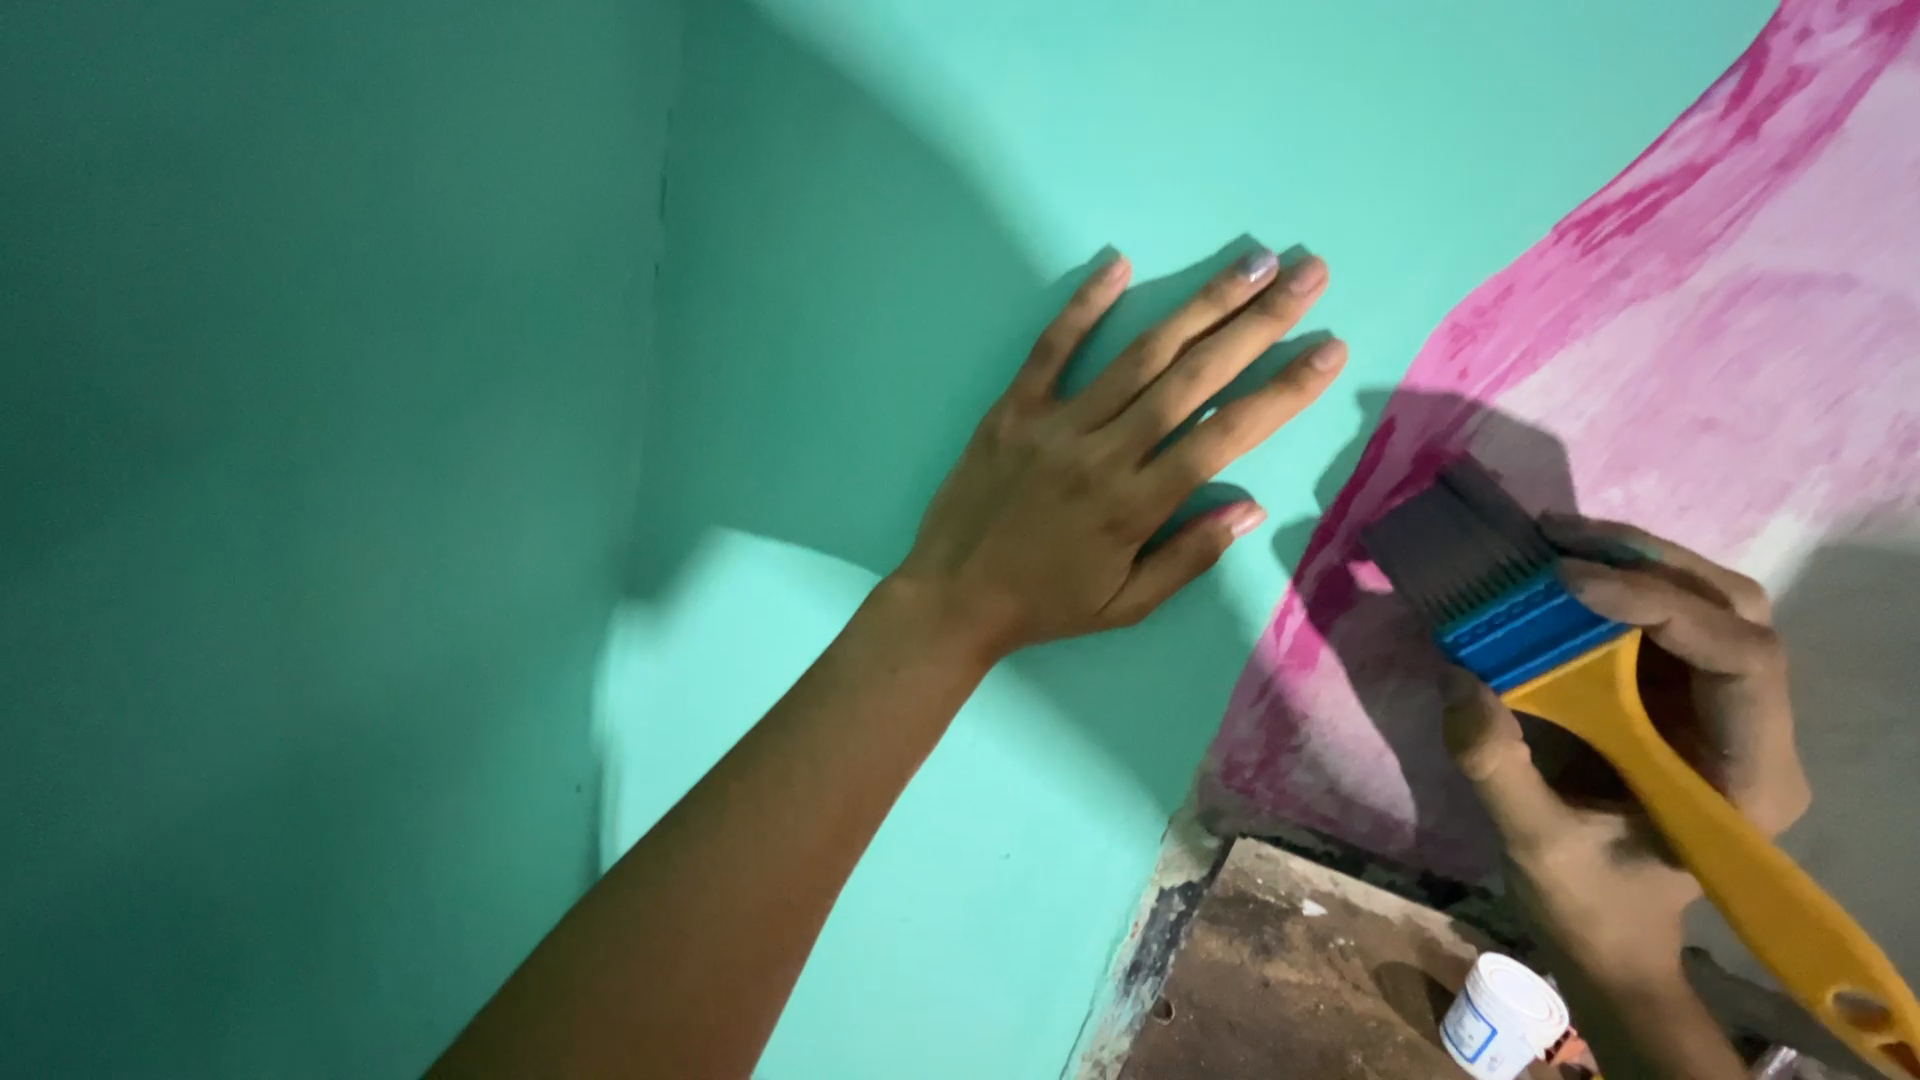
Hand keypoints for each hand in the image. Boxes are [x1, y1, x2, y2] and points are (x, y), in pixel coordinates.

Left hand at [889, 248, 1344, 659]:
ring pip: (1138, 355)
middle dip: (1258, 323)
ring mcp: (1054, 425)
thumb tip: (1250, 507)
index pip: (1226, 436)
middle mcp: (1104, 453)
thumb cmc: (1044, 605)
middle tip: (1308, 273)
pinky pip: (1050, 350)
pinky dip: (1084, 306)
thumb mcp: (1124, 606)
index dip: (1284, 389)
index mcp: (1136, 504)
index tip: (1330, 347)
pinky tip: (1119, 265)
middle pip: (1194, 378)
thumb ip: (1188, 558)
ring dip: (1199, 305)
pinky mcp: (1011, 411)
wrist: (952, 597)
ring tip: (1251, 263)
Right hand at [1444, 517, 1810, 975]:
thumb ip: (1495, 763)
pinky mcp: (1665, 698)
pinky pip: (1653, 621)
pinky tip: (1551, 570)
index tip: (1566, 581)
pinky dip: (1607, 585)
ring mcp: (1709, 707)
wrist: (1605, 931)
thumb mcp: (1533, 842)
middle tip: (1555, 539)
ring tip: (1549, 540)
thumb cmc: (1586, 901)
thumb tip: (1458, 674)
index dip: (1661, 607)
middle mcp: (1747, 727)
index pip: (1741, 660)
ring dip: (1630, 561)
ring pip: (1702, 604)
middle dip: (1648, 564)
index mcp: (1745, 773)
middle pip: (1733, 612)